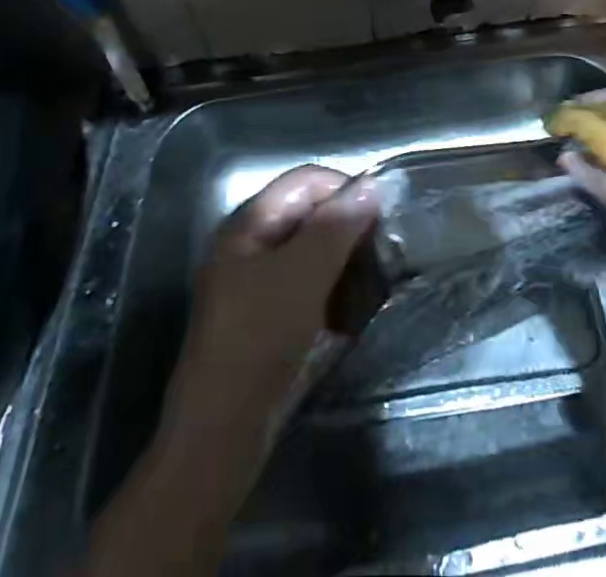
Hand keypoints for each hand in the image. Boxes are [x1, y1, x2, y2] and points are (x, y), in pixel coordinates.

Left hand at [173, 166, 381, 403]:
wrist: (224, 424)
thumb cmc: (261, 338)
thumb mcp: (303, 275)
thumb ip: (336, 225)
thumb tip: (370, 185)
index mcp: (248, 224)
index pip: (306, 180)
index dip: (346, 190)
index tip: (380, 219)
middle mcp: (250, 244)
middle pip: (310, 211)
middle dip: (348, 226)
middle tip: (381, 251)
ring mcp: (257, 279)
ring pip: (313, 248)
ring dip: (345, 258)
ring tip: (371, 280)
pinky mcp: (268, 310)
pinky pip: (309, 280)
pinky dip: (333, 284)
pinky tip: (350, 307)